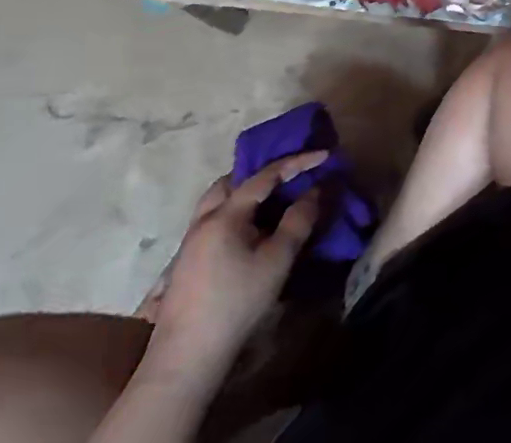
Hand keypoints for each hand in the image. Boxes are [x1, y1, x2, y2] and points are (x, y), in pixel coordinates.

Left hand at [146, 152, 327, 373]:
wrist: (187, 355)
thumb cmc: (237, 302)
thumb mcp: (278, 260)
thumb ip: (298, 221)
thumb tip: (314, 191)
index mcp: (225, 215)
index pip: (264, 176)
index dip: (296, 162)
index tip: (324, 155)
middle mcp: (203, 220)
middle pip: (231, 182)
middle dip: (261, 172)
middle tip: (289, 176)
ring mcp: (190, 241)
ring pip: (217, 201)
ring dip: (245, 193)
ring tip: (272, 201)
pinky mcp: (187, 261)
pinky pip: (213, 219)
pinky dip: (235, 212)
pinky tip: (250, 231)